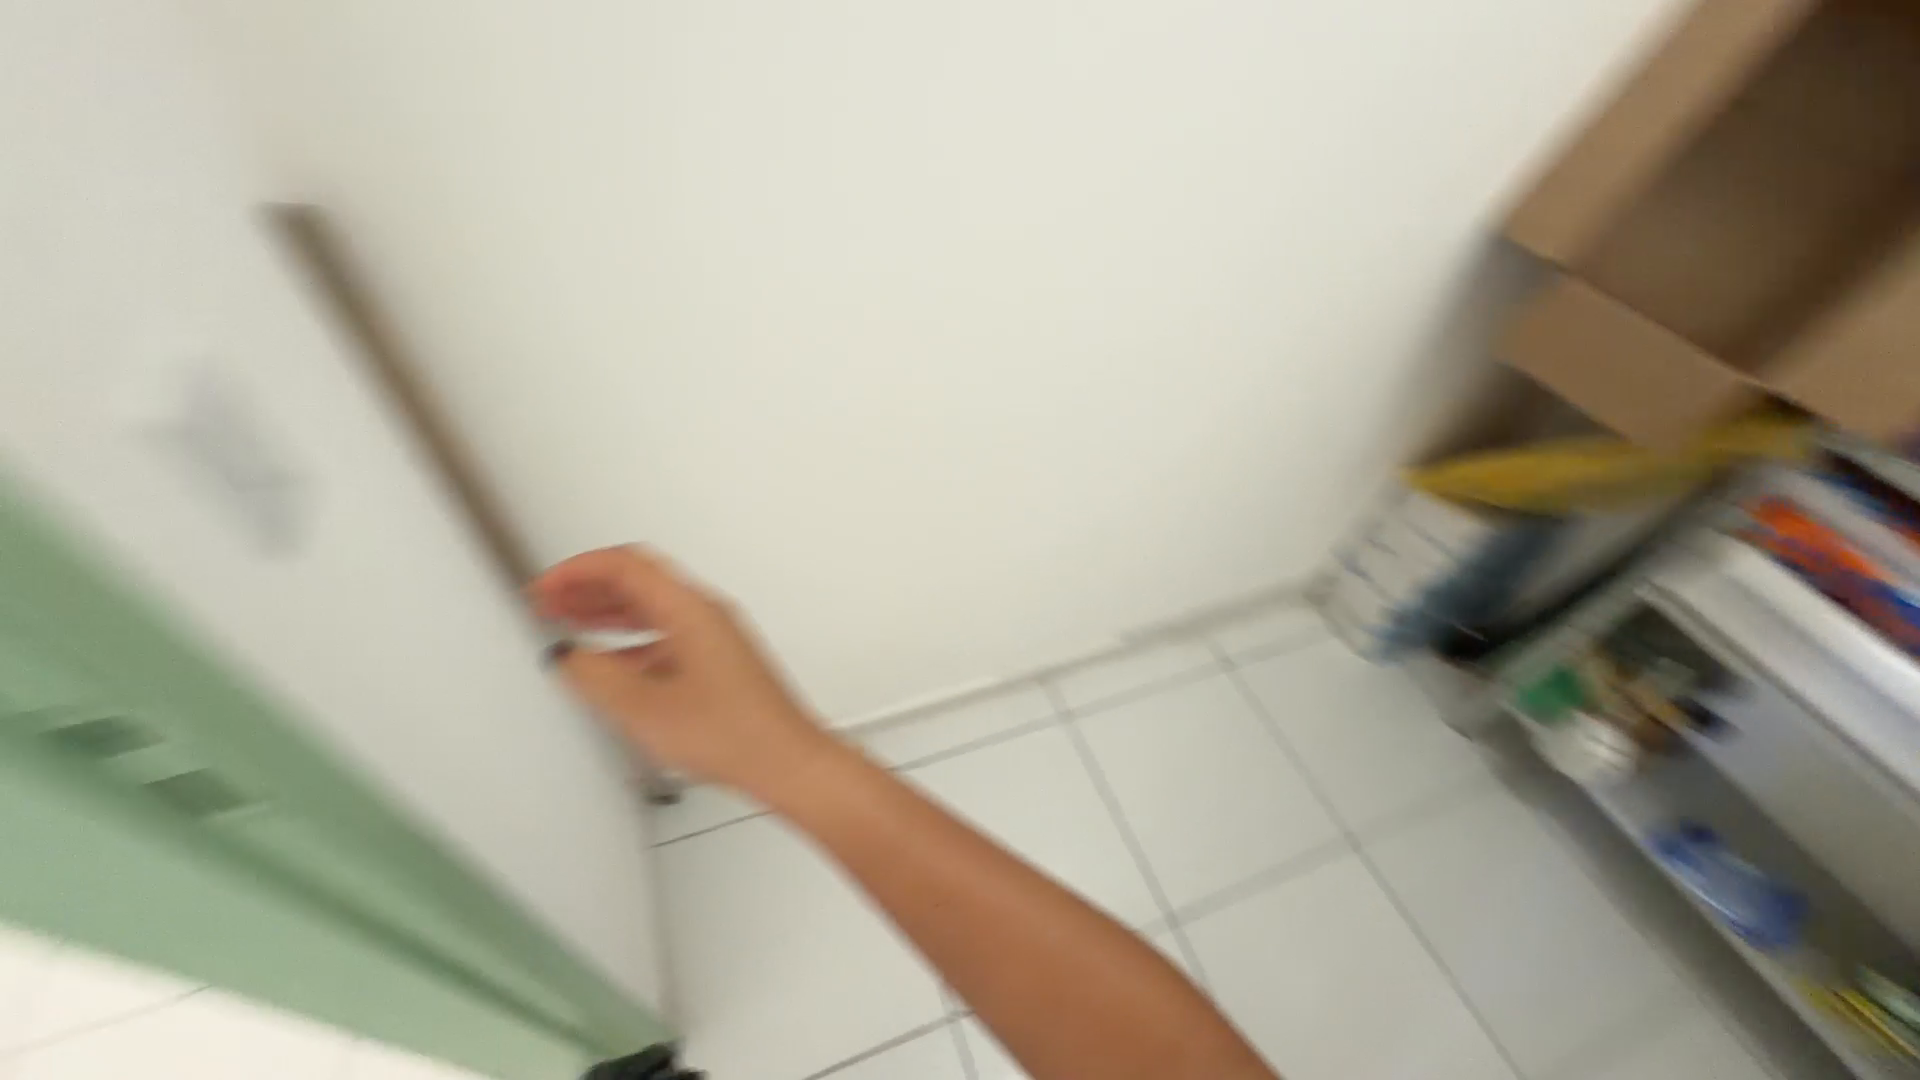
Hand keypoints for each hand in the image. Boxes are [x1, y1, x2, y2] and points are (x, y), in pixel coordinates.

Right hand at [528, 546, 836, 795]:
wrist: (786, 761)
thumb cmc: (736, 734)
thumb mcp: (644, 708)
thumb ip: (596, 676)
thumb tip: (567, 657)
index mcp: (691, 610)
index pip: (627, 564)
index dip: (578, 569)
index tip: (546, 587)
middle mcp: (707, 616)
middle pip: (640, 582)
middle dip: (589, 588)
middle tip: (549, 602)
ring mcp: (716, 638)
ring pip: (652, 609)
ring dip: (608, 613)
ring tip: (569, 624)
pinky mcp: (719, 662)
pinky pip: (666, 637)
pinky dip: (631, 641)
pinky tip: (610, 665)